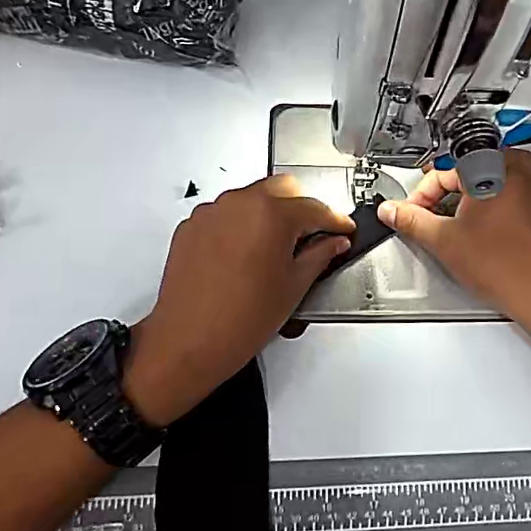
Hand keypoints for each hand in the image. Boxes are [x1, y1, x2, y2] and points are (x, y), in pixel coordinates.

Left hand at [123, 175, 353, 426]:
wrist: (189, 341)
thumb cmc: (235, 321)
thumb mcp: (294, 286)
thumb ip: (320, 256)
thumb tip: (331, 243)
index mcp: (271, 215)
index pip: (315, 208)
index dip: (335, 220)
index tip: (341, 228)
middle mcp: (239, 205)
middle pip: (283, 189)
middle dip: (302, 209)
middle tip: (313, 235)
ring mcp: (212, 213)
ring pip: (251, 198)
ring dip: (269, 214)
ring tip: (277, 250)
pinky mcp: (192, 226)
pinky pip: (224, 214)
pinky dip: (240, 226)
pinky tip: (247, 256)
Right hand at [377, 149, 530, 325]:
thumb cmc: (506, 267)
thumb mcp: (444, 241)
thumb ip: (412, 221)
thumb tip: (393, 210)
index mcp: (494, 170)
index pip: (447, 169)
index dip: (424, 191)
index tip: (414, 210)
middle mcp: (520, 175)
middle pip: (474, 167)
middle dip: (449, 188)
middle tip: (434, 208)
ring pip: (496, 180)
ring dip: (472, 195)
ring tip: (456, 220)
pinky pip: (513, 197)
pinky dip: (494, 207)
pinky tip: (482, 232)